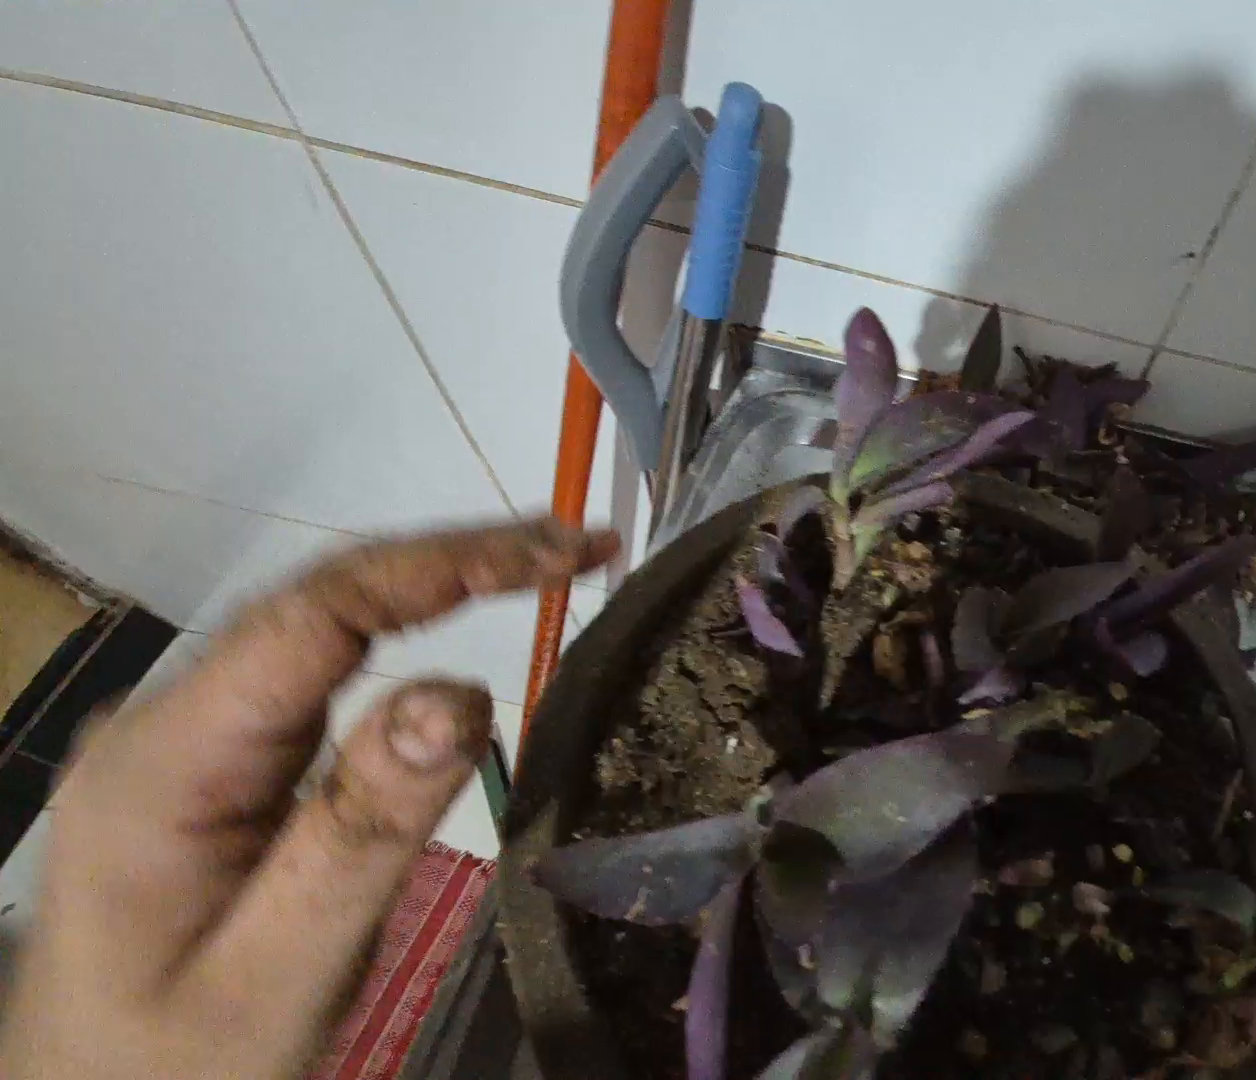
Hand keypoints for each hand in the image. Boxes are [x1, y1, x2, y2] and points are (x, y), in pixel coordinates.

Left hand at [0, 519, 617, 1079]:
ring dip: (452, 571)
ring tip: (553, 557)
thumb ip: (366, 827)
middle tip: (584, 544)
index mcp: (174, 758)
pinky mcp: (247, 744)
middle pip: (332, 594)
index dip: (449, 566)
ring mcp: (213, 725)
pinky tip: (476, 600)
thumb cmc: (184, 1062)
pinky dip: (428, 611)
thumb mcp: (286, 965)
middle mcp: (182, 715)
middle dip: (465, 553)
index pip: (321, 615)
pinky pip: (343, 652)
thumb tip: (462, 695)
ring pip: (340, 612)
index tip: (561, 556)